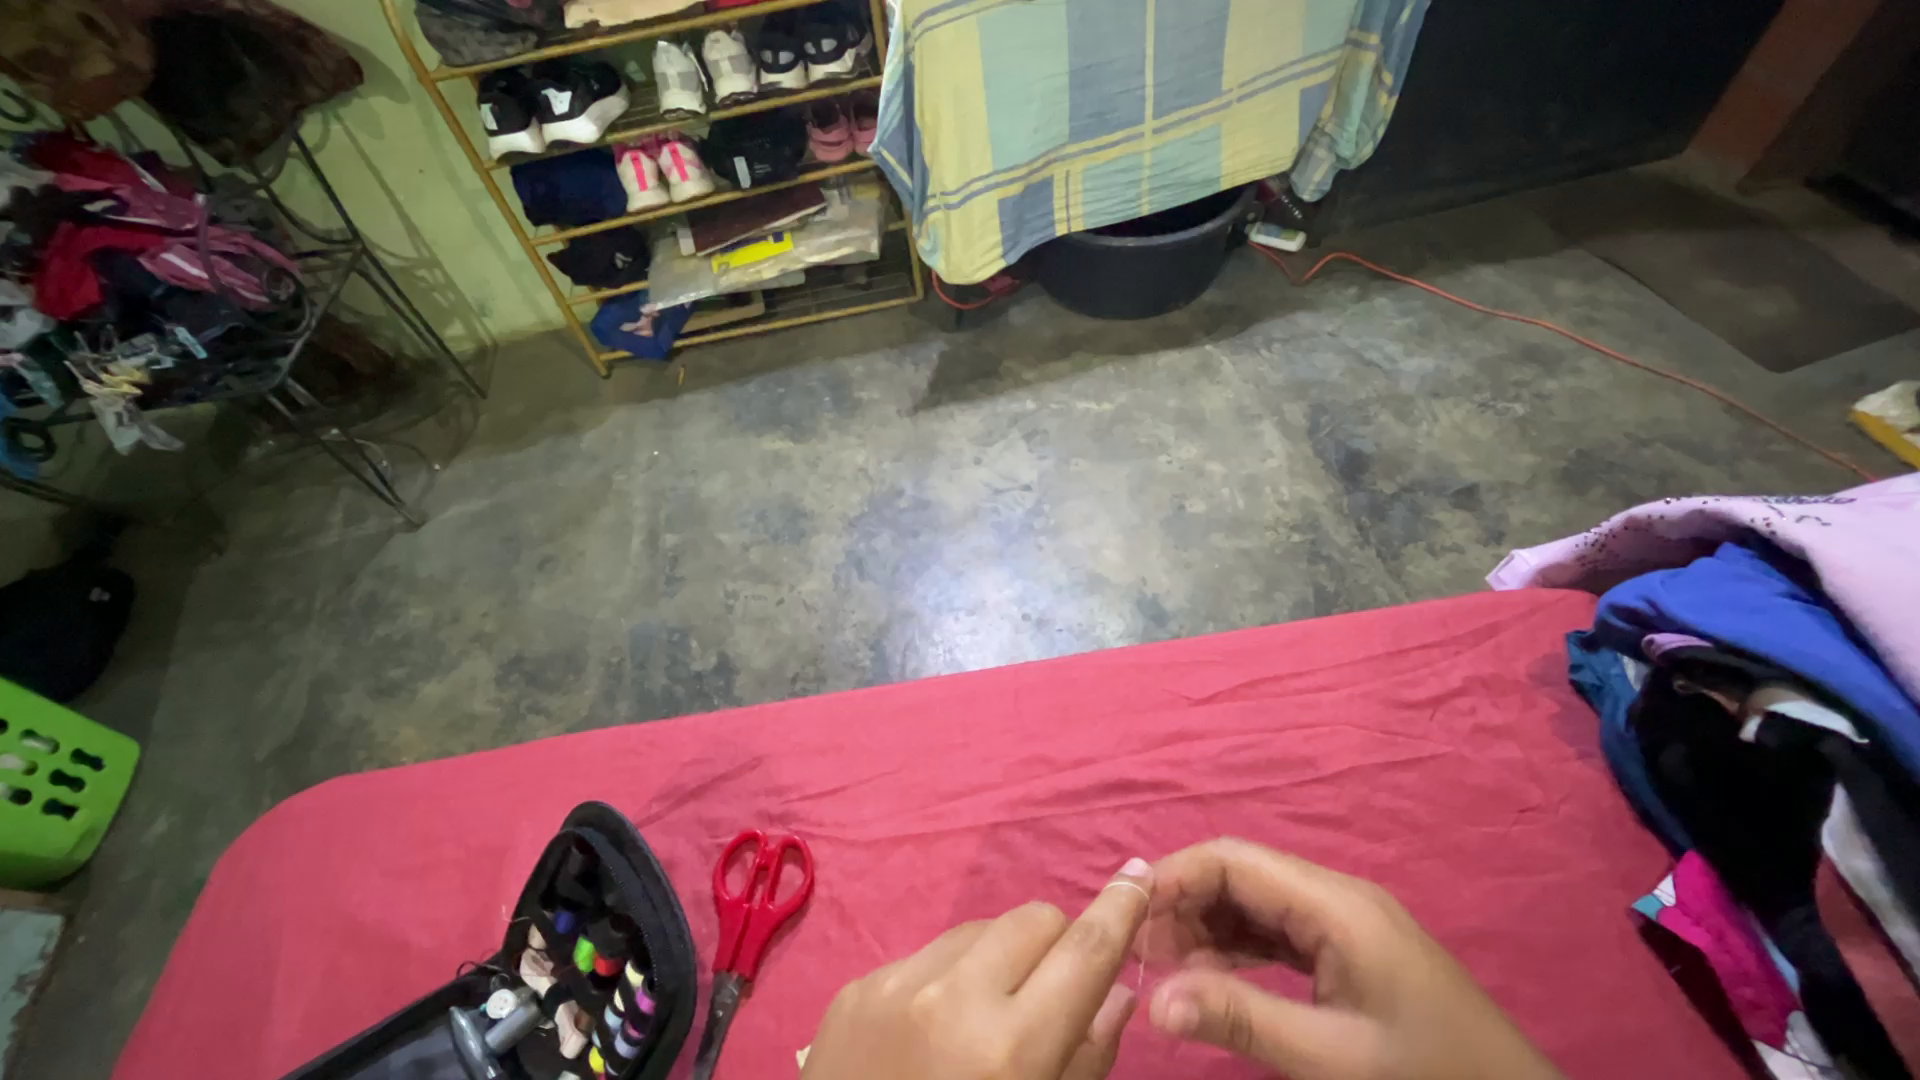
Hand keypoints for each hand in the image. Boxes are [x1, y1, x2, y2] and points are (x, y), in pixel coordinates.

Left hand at [800, 859, 1153, 1079]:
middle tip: (1049, 989)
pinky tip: (930, 1029)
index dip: (1118, 910)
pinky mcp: (858, 985)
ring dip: (997, 959)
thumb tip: (1116, 990)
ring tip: (982, 1016)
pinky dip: (945, 978)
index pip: (1082, 953)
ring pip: (978, 929)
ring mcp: (897, 983)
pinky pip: (926, 954)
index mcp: (1008, 1049)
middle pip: (1032, 919)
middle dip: (1054, 944)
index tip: (1138, 874)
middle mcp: (952, 997)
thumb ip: (1084, 1059)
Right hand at [1140, 839, 1563, 1079]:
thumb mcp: (1334, 1058)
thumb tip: (1155, 1001)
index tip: (1127, 915)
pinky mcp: (1348, 951)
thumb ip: (1240, 1019)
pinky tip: (1211, 979)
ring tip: (1165, 969)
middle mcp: (1336, 898)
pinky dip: (1236, 949)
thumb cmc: (1431, 1077)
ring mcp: (1344, 924)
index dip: (1173, 877)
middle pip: (1240, 875)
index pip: (1234, 860)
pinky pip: (1275, 932)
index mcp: (1336, 904)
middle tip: (1140, 953)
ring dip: (1205, 928)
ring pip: (1254, 903)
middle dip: (1183, 904)